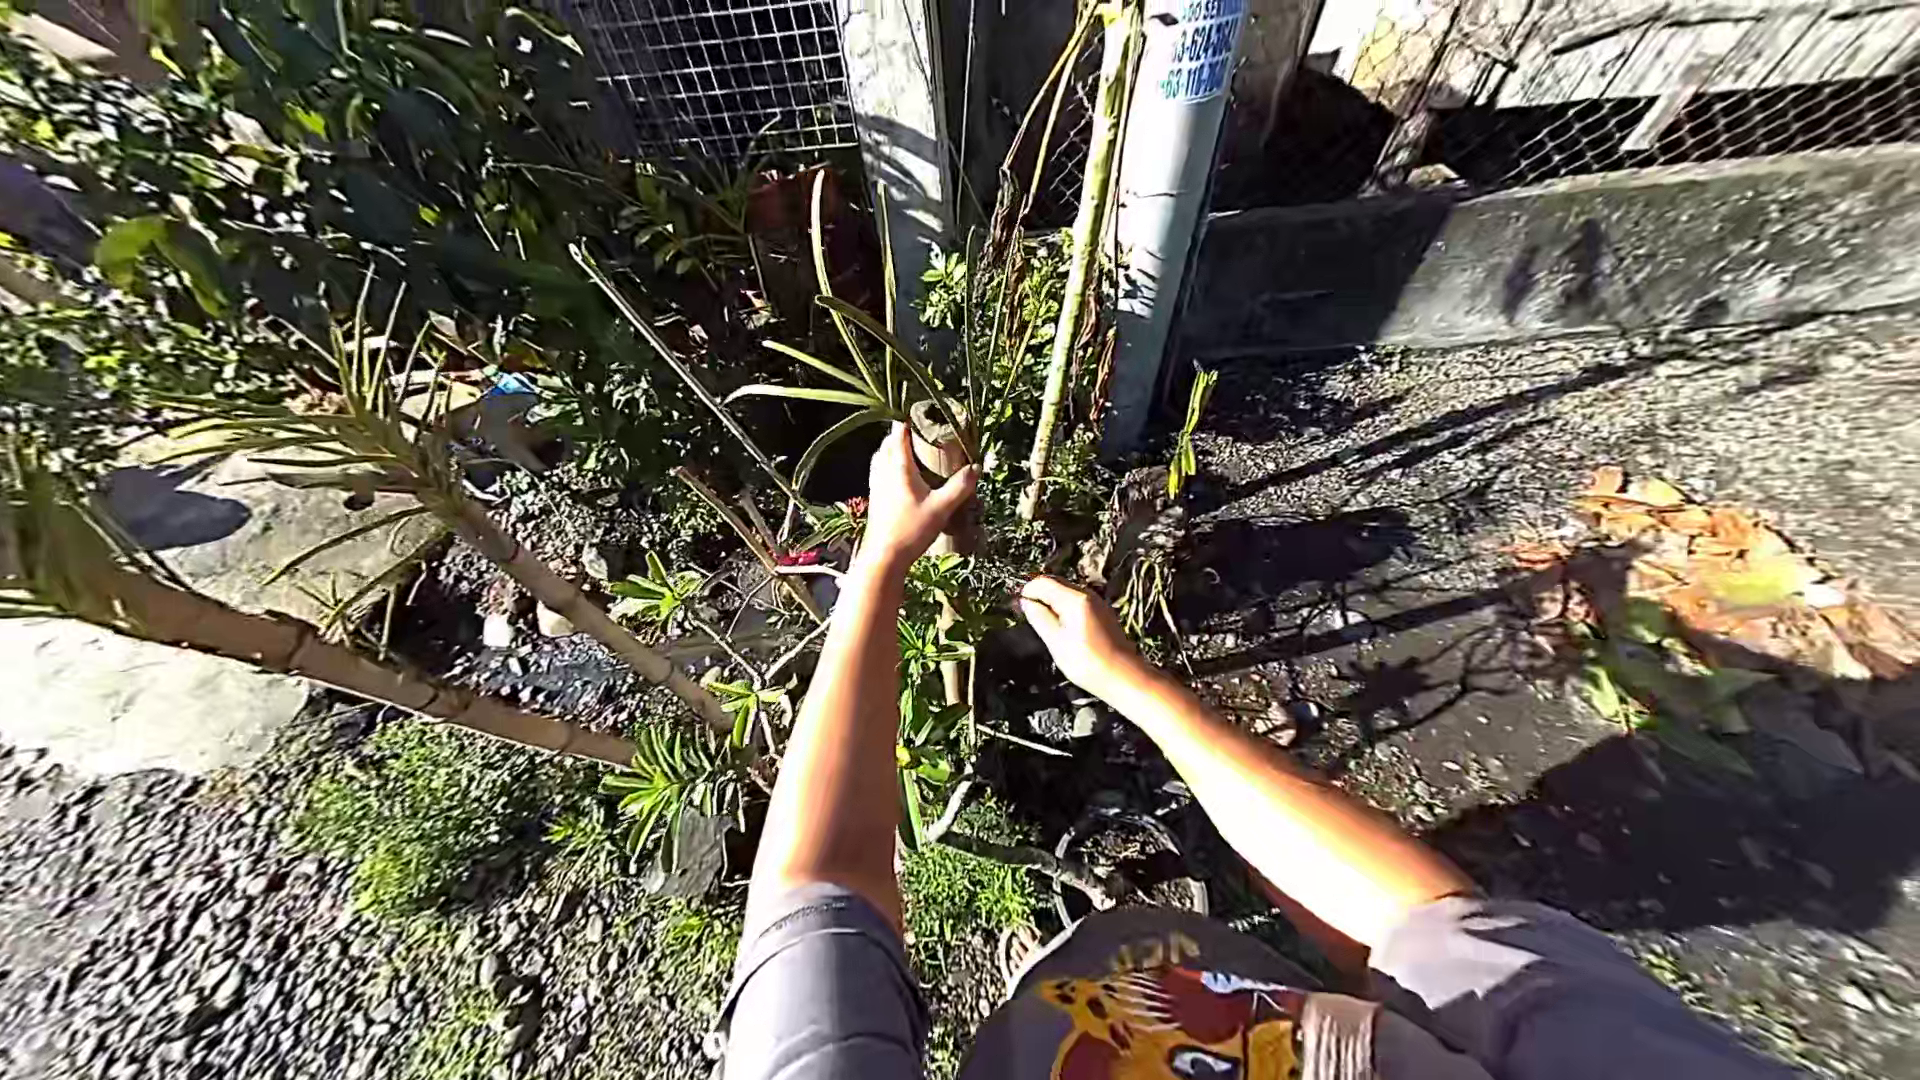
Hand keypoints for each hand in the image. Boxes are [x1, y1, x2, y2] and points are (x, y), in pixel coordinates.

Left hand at [852, 422, 976, 577]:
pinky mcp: (874, 498)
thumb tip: (976, 467)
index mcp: (898, 467)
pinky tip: (899, 475)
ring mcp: (875, 484)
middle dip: (900, 433)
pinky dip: (888, 464)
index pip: (898, 433)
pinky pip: (879, 471)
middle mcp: (883, 471)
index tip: (919, 412)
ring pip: (880, 457)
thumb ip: (960, 486)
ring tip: (909, 449)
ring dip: (892, 449)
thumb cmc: (911, 530)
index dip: (907, 420)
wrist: (884, 557)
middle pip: (887, 443)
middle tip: (918, 430)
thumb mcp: (942, 508)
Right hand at [1017, 576, 1148, 696]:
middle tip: (1027, 615)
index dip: (1027, 591)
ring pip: (1065, 593)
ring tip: (1043, 625)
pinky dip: (1063, 609)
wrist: (1124, 677)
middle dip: (1038, 595)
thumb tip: (1026, 601)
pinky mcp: (1101, 613)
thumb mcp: (1056, 641)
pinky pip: (1075, 602)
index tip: (1018, 607)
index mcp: (1075, 599)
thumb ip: (1039, 617)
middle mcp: (1087, 594)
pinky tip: (1061, 628)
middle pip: (1055, 583)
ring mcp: (1096, 603)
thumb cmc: (1088, 662)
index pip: (1043, 582)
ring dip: (1050, 603)